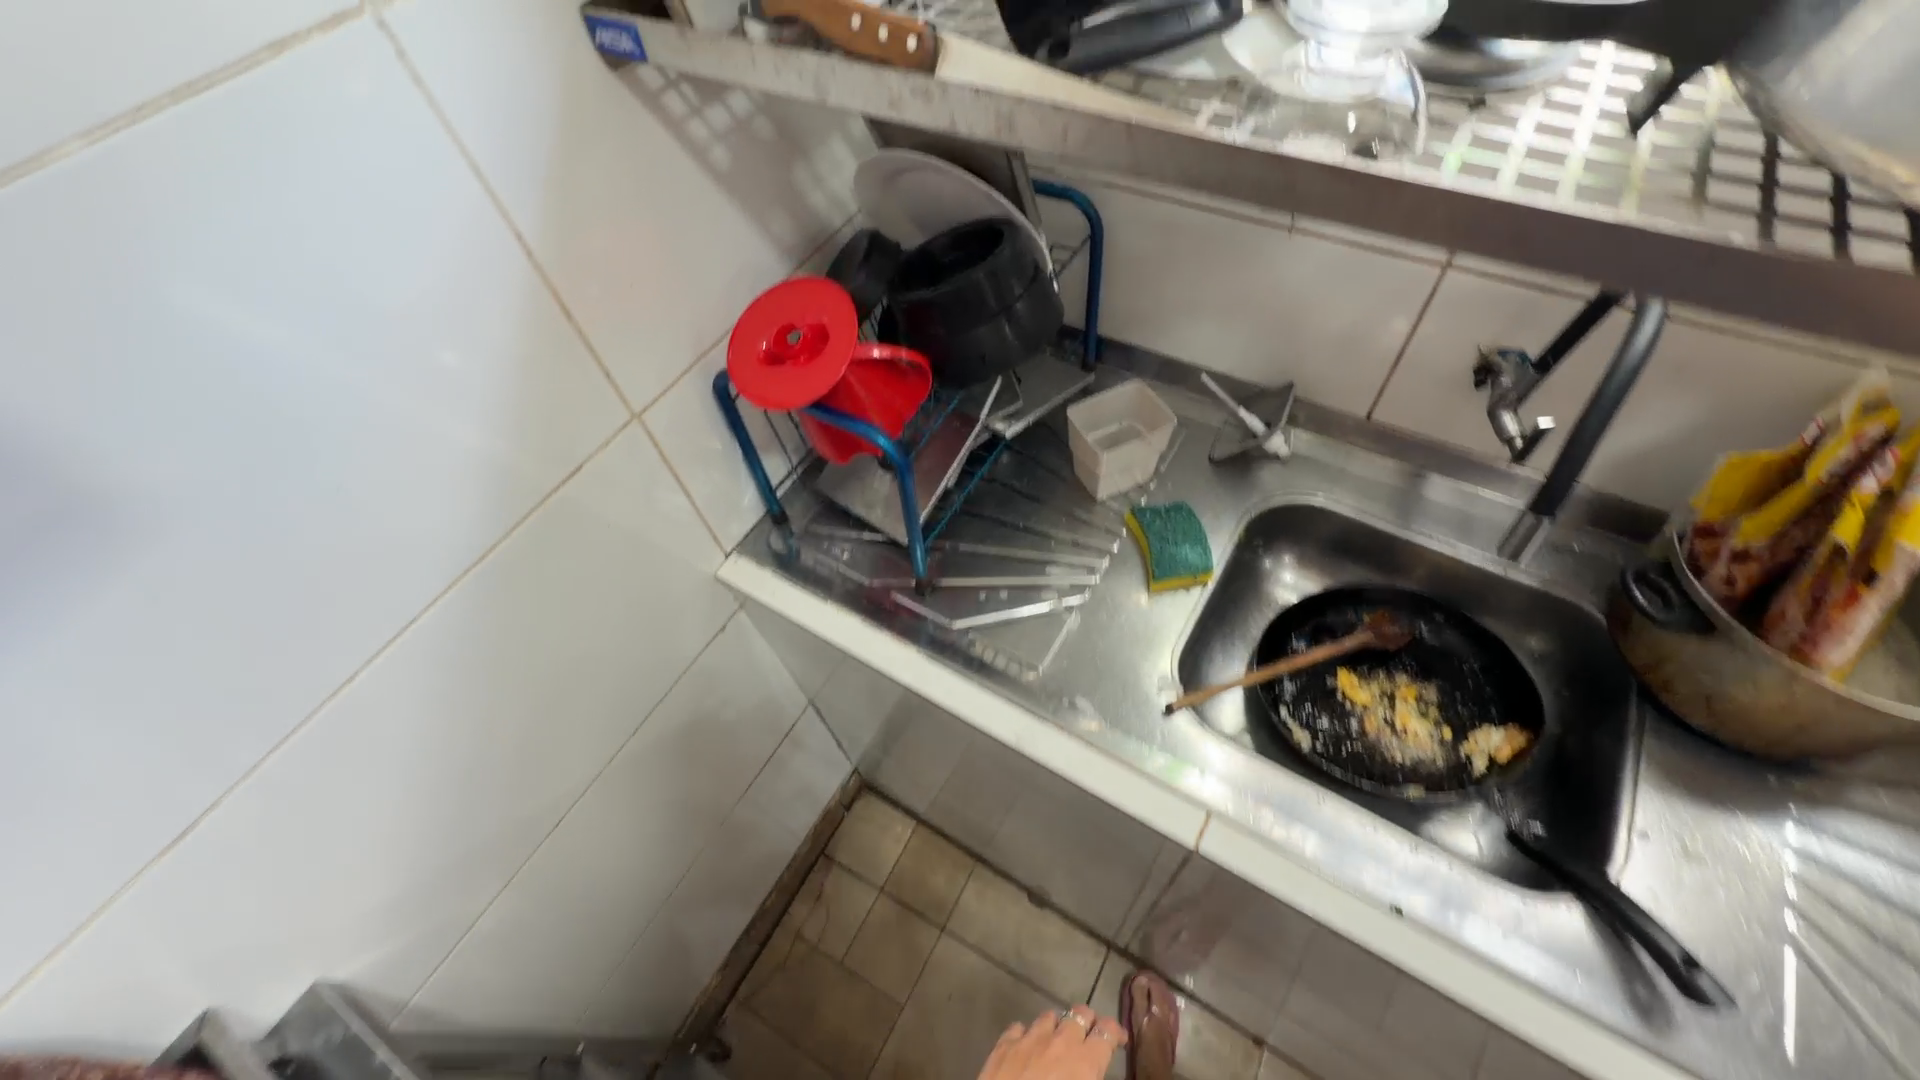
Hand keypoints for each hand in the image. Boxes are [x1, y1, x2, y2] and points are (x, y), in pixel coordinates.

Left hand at [976, 1005, 1126, 1079]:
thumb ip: (1092, 1077)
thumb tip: (1092, 1074)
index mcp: (1085, 1061)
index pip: (1107, 1031)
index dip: (1116, 1032)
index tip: (1119, 1041)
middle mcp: (1060, 1041)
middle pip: (1081, 1013)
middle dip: (1088, 1022)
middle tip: (1089, 1039)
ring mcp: (1030, 1038)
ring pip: (1050, 1015)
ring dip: (1057, 1027)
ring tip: (1057, 1042)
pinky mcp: (1004, 1044)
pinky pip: (1019, 1027)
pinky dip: (1026, 1035)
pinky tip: (1026, 1048)